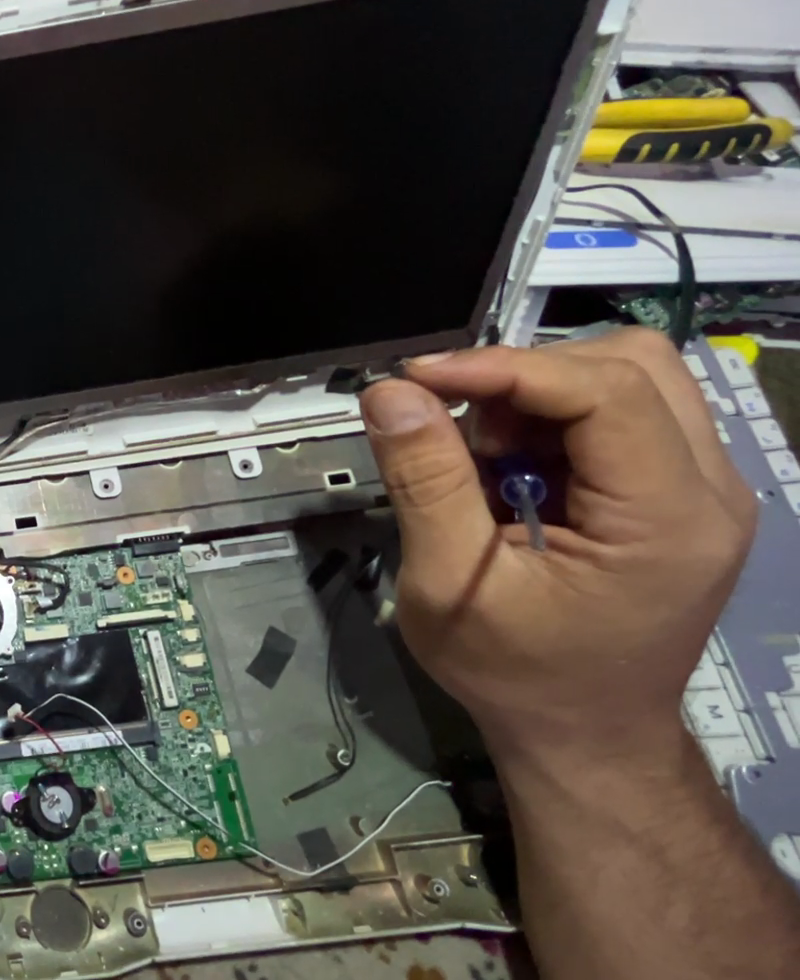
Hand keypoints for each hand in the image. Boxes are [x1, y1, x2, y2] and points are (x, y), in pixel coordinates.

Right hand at [357, 328, 755, 762]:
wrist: (581, 733)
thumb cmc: (513, 670)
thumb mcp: (447, 581)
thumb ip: (425, 482)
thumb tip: (390, 393)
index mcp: (666, 517)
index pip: (605, 390)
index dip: (503, 368)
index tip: (413, 379)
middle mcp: (708, 490)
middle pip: (632, 365)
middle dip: (524, 375)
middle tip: (453, 423)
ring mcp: (699, 491)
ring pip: (629, 381)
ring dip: (536, 396)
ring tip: (479, 452)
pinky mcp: (673, 497)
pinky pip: (617, 417)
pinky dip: (547, 421)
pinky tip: (507, 470)